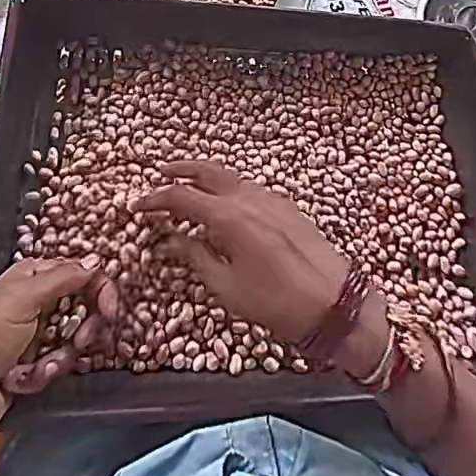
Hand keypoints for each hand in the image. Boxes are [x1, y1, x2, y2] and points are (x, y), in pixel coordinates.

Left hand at [0, 259, 118, 455]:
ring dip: (60, 357)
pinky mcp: (30, 368)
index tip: (111, 312)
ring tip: (39, 368)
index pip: (82, 273)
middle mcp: (34, 301)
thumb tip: (97, 261)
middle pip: (83, 306)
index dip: (101, 290)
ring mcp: (32, 336)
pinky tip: (21, 382)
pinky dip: (43, 376)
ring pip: (73, 340)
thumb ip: (64, 278)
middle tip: (78, 341)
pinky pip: (56, 366)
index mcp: (32, 276)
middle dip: (85, 328)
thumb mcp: (22, 300)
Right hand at [134, 161, 351, 340]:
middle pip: (207, 171)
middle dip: (180, 170)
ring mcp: (271, 199)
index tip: (138, 206)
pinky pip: (249, 188)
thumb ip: (196, 257)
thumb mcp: (228, 287)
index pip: (181, 196)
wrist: (337, 304)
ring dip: (205, 178)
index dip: (156, 199)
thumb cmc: (277, 302)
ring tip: (188, 187)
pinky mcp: (286, 207)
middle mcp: (248, 198)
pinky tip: (225, 205)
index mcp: (229, 216)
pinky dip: (228, 188)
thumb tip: (169, 241)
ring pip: (230, 177)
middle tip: (160, 174)